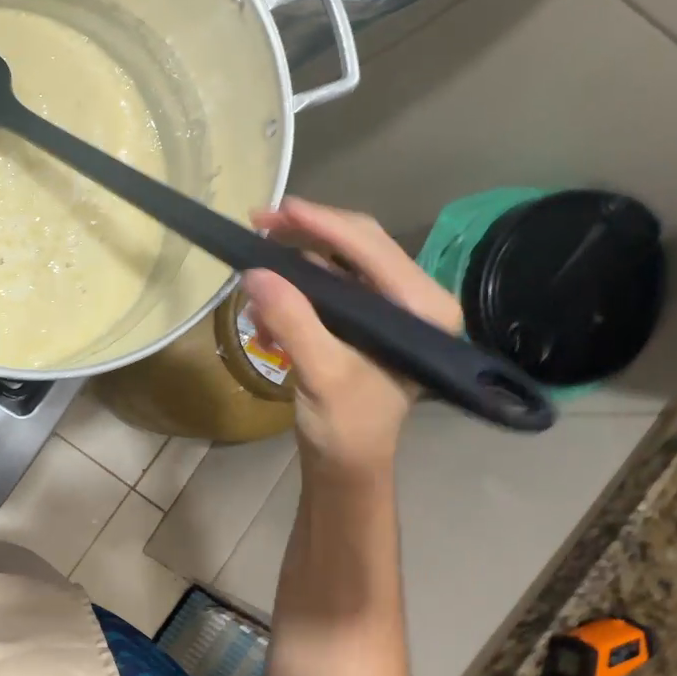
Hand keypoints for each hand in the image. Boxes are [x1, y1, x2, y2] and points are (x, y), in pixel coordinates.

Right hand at [243, 197, 462, 479]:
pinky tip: (269, 299)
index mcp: (422, 308)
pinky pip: (331, 286)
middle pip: (358, 245)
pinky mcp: (365, 322)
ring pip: (341, 262)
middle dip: (307, 231)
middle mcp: (413, 300)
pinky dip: (298, 285)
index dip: (322, 224)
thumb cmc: (347, 425)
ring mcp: (389, 310)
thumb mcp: (321, 373)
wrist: (348, 465)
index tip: (278, 210)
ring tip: (257, 258)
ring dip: (298, 258)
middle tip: (258, 223)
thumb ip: (293, 321)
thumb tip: (254, 273)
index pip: (370, 248)